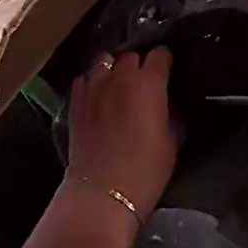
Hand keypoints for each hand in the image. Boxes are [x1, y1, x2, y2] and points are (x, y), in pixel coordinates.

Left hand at [66, 48, 177, 216]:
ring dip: (113, 68)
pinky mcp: (75, 101)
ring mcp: (95, 86)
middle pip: (131, 55)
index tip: (167, 69)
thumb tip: (166, 103)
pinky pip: (84, 78)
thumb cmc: (146, 171)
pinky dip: (92, 82)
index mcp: (150, 83)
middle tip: (142, 82)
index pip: (160, 54)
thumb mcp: (172, 141)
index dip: (165, 60)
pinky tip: (96, 95)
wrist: (102, 193)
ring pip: (104, 60)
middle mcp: (121, 77)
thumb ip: (170, 113)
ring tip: (116, 82)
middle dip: (138, 64)